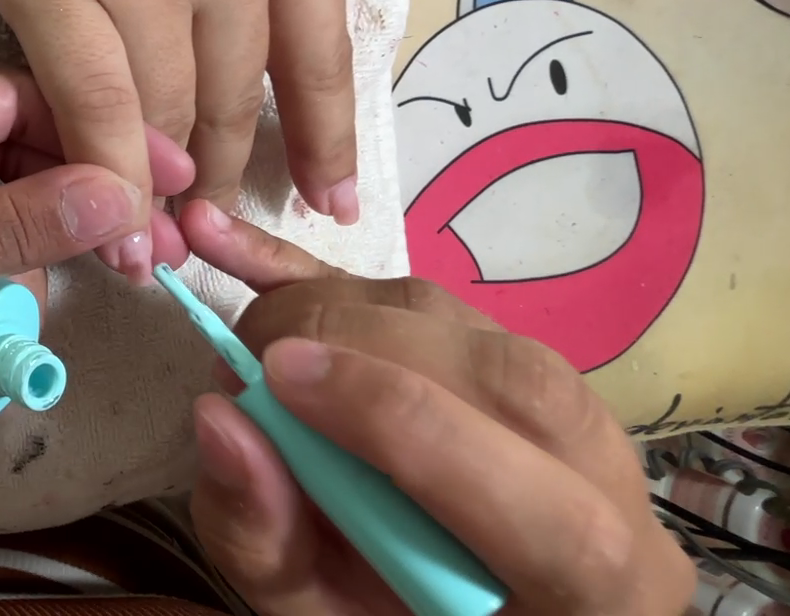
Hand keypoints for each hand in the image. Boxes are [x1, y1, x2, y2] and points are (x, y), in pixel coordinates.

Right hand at [0, 0, 388, 279]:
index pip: (316, 59)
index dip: (321, 141)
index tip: (326, 206)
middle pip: (226, 98)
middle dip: (217, 174)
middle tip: (206, 233)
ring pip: (160, 113)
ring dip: (160, 185)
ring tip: (153, 243)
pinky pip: (91, 104)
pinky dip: (104, 169)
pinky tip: (114, 223)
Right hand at [176, 201, 694, 615]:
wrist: (429, 586)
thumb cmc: (374, 611)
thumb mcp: (308, 610)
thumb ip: (263, 536)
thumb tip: (218, 416)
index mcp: (593, 592)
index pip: (541, 505)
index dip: (399, 421)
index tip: (271, 378)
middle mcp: (600, 478)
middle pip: (502, 374)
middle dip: (350, 343)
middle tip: (245, 359)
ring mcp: (548, 391)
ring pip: (446, 311)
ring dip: (325, 306)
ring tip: (249, 343)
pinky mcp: (469, 336)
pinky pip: (387, 283)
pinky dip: (297, 262)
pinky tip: (222, 238)